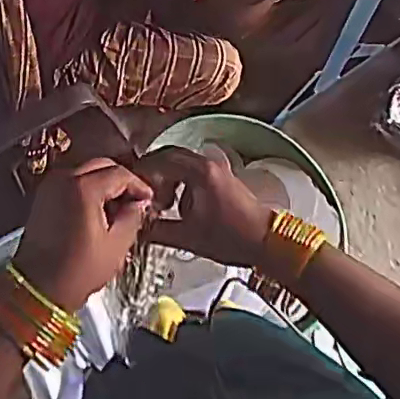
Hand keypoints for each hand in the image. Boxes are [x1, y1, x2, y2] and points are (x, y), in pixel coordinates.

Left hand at [13, 158, 153, 309]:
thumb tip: (138, 205)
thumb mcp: (115, 245)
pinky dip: (87, 190)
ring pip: (86, 172)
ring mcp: (50, 187)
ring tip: (117, 210)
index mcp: (83, 188)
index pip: (119, 173)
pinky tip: (97, 212)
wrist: (39, 287)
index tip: (146, 197)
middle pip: (101, 166)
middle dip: (121, 181)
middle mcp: (63, 181)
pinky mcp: (43, 197)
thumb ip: (133, 217)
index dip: (138, 185)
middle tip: (135, 201)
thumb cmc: (72, 272)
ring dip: (104, 185)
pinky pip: (71, 183)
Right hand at [136, 147, 272, 267]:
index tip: (133, 186)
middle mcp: (207, 164)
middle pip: (168, 156)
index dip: (142, 173)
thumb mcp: (188, 237)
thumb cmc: (234, 238)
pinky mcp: (219, 176)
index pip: (160, 161)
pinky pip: (190, 169)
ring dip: (165, 176)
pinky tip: (177, 203)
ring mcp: (215, 168)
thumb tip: (138, 228)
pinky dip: (178, 180)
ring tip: (160, 200)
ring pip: (179, 161)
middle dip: (152, 173)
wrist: (266, 242)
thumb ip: (158, 231)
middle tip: (141, 190)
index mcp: (199, 173)